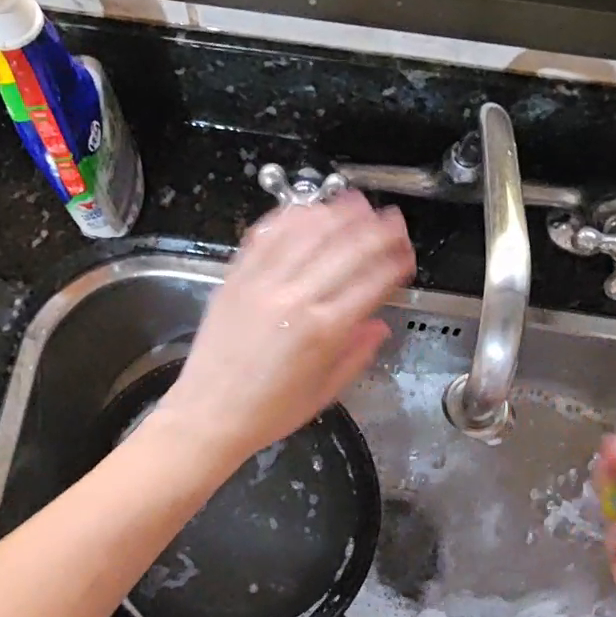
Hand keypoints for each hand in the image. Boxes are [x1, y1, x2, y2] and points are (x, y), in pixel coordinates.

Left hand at [156, 190, 414, 465]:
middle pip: (346, 248)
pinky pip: (266, 236)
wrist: (208, 414)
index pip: (372, 281)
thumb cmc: (267, 412)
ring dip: (337, 213)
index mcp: (324, 331)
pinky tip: (307, 209)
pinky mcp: (235, 277)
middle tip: (393, 220)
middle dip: (377, 229)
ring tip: (356, 202)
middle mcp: (294, 299)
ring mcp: (262, 283)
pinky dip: (290, 217)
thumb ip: (357, 354)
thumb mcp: (325, 392)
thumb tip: (380, 325)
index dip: (396, 261)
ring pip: (307, 232)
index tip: (407, 253)